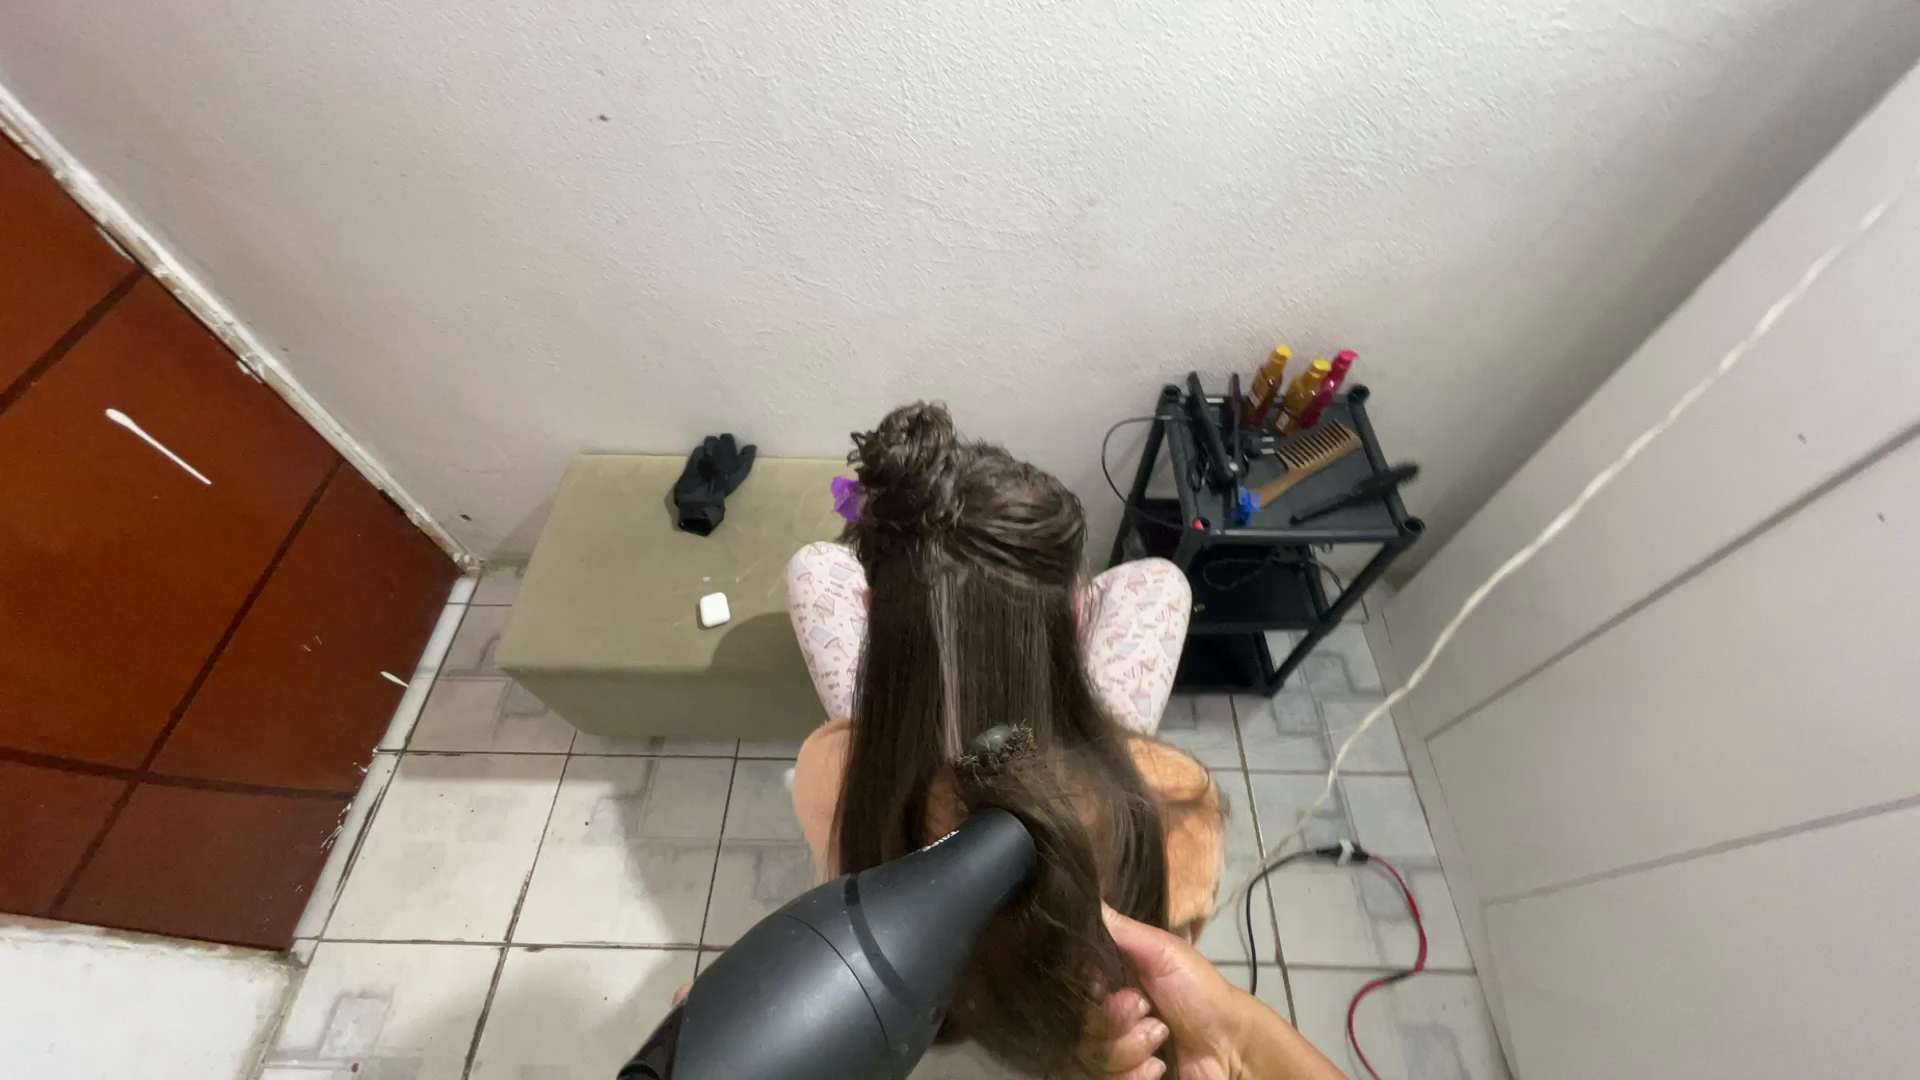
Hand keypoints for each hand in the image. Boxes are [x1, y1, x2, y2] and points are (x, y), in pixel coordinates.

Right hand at [1096, 905, 1250, 1078]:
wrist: (1231, 1046)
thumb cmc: (1197, 989)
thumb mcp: (1163, 950)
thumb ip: (1123, 930)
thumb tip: (1085, 896)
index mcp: (1108, 976)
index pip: (1072, 982)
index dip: (1087, 988)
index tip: (1105, 985)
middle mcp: (1102, 1010)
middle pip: (1079, 1022)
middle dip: (1115, 1020)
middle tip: (1148, 1011)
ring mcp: (1111, 1046)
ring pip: (1092, 1054)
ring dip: (1131, 1047)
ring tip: (1161, 1038)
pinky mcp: (1121, 1075)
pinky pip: (1105, 1079)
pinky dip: (1135, 1074)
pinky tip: (1158, 1066)